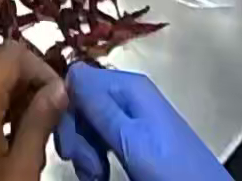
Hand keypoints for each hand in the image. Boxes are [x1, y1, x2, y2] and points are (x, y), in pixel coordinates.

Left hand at [0, 42, 66, 180]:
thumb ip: (39, 123)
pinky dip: (8, 109)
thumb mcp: (23, 172)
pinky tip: (29, 135)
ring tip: (52, 127)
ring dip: (23, 97)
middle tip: (63, 115)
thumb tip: (60, 88)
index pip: (11, 54)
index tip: (65, 98)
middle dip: (35, 82)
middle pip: (1, 66)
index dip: (41, 68)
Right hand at [53, 65, 228, 180]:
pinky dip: (96, 156)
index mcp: (128, 86)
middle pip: (82, 101)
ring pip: (90, 122)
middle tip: (84, 167)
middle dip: (76, 133)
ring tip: (94, 176)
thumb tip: (68, 71)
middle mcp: (129, 95)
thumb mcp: (133, 143)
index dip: (67, 108)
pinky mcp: (137, 142)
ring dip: (84, 149)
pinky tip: (99, 175)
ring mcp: (134, 119)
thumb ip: (99, 105)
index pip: (78, 79)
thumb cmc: (175, 176)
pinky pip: (103, 138)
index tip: (69, 145)